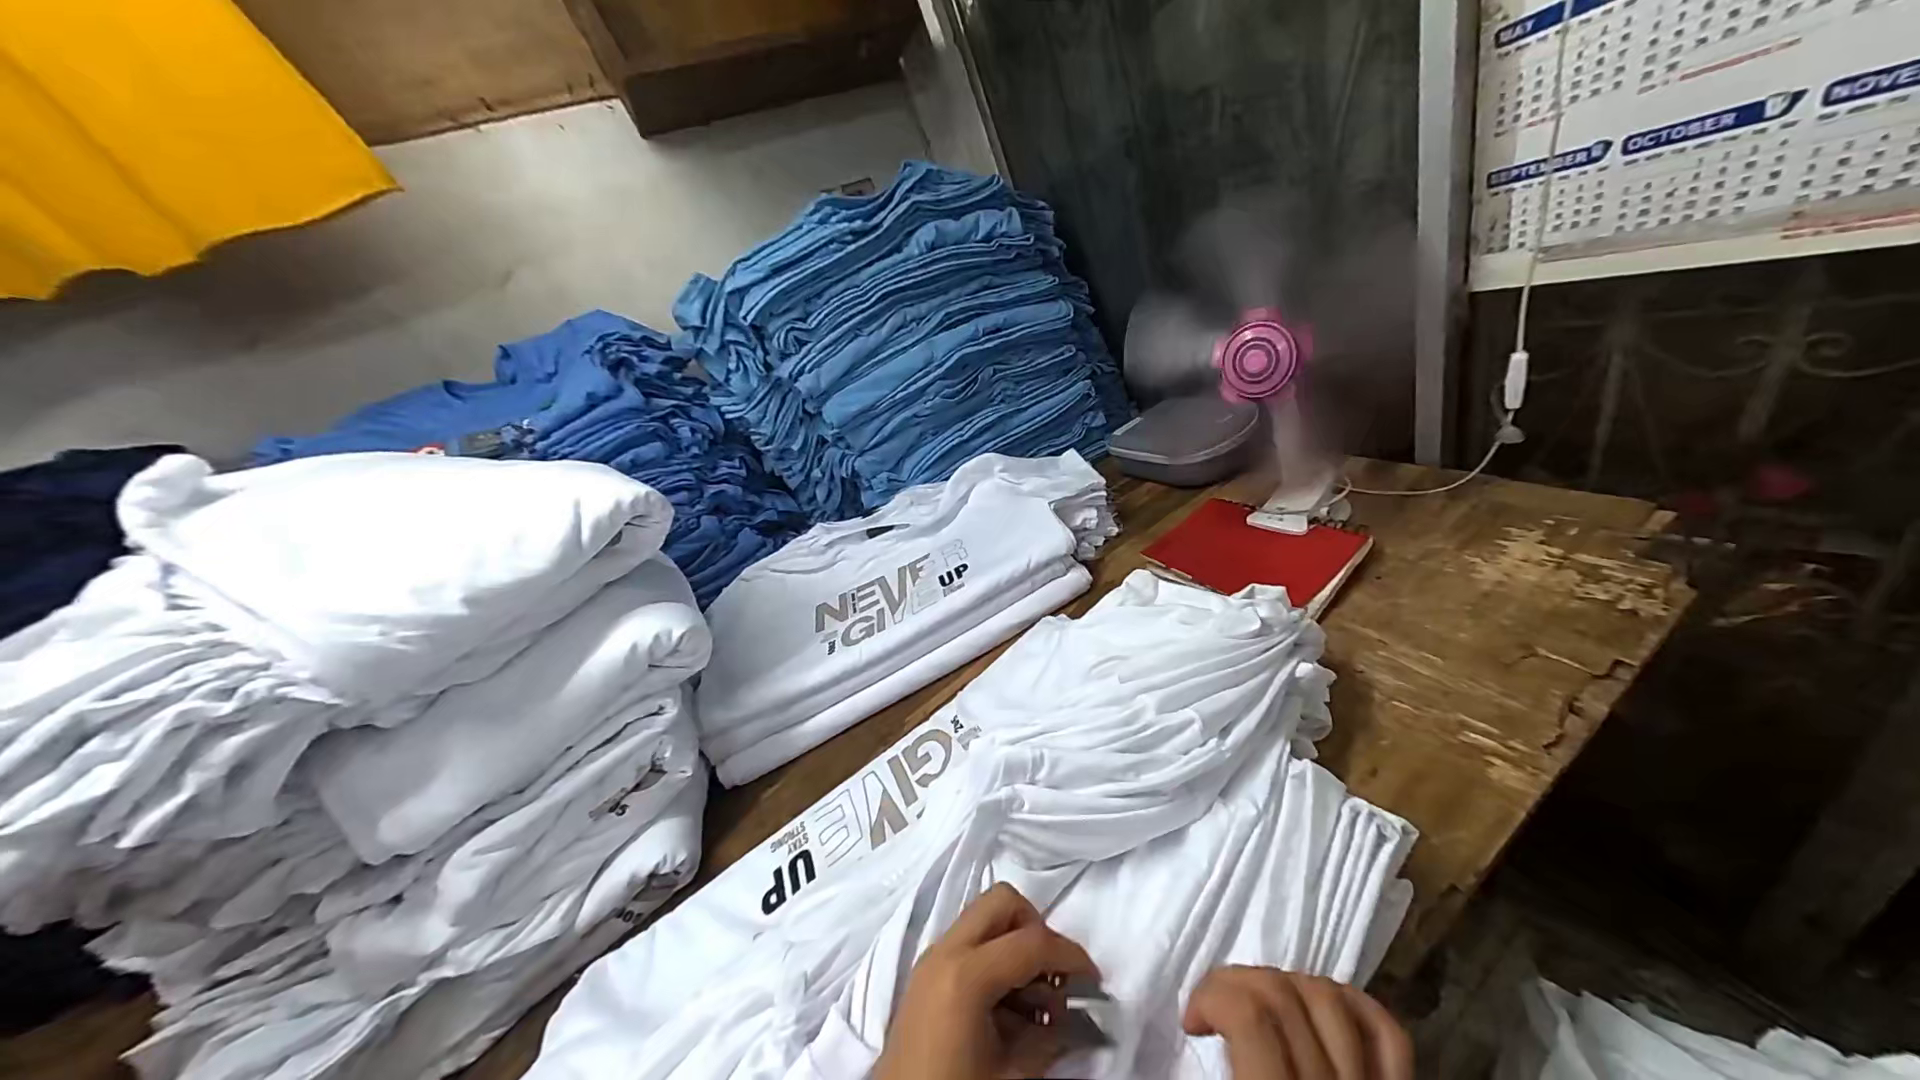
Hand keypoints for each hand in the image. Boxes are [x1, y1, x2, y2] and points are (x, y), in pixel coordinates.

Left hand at [873, 882, 1098, 1079]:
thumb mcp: (1011, 1075)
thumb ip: (1049, 1038)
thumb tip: (1078, 1018)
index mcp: (965, 974)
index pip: (1031, 941)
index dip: (1071, 955)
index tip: (1094, 980)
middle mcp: (945, 951)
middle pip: (1001, 902)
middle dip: (1036, 929)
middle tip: (1053, 975)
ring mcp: (930, 959)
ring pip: (983, 918)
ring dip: (1015, 944)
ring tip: (1035, 1001)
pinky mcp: (925, 974)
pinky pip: (967, 943)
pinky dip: (994, 958)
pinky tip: (1009, 1008)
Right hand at [1183, 966, 1412, 1079]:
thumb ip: (1230, 1067)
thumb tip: (1191, 1021)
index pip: (1251, 1016)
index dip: (1213, 995)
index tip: (1192, 1019)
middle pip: (1285, 994)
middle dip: (1238, 982)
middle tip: (1211, 1010)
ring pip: (1329, 996)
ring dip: (1284, 988)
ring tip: (1259, 1012)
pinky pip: (1388, 1032)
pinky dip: (1352, 1006)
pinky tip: (1318, 1012)